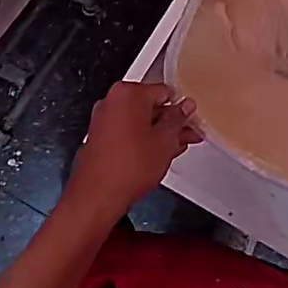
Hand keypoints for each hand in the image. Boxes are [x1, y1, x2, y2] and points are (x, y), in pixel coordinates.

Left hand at [66, 82, 200, 219]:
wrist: (98, 195)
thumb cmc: (127, 167)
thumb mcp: (166, 140)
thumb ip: (178, 120)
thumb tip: (184, 109)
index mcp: (128, 93)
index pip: (164, 91)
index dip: (181, 108)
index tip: (189, 120)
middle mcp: (112, 101)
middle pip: (150, 105)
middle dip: (169, 121)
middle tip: (185, 135)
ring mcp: (103, 119)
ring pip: (138, 120)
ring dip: (157, 132)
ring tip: (174, 148)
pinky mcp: (99, 136)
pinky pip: (126, 131)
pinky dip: (140, 139)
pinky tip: (155, 155)